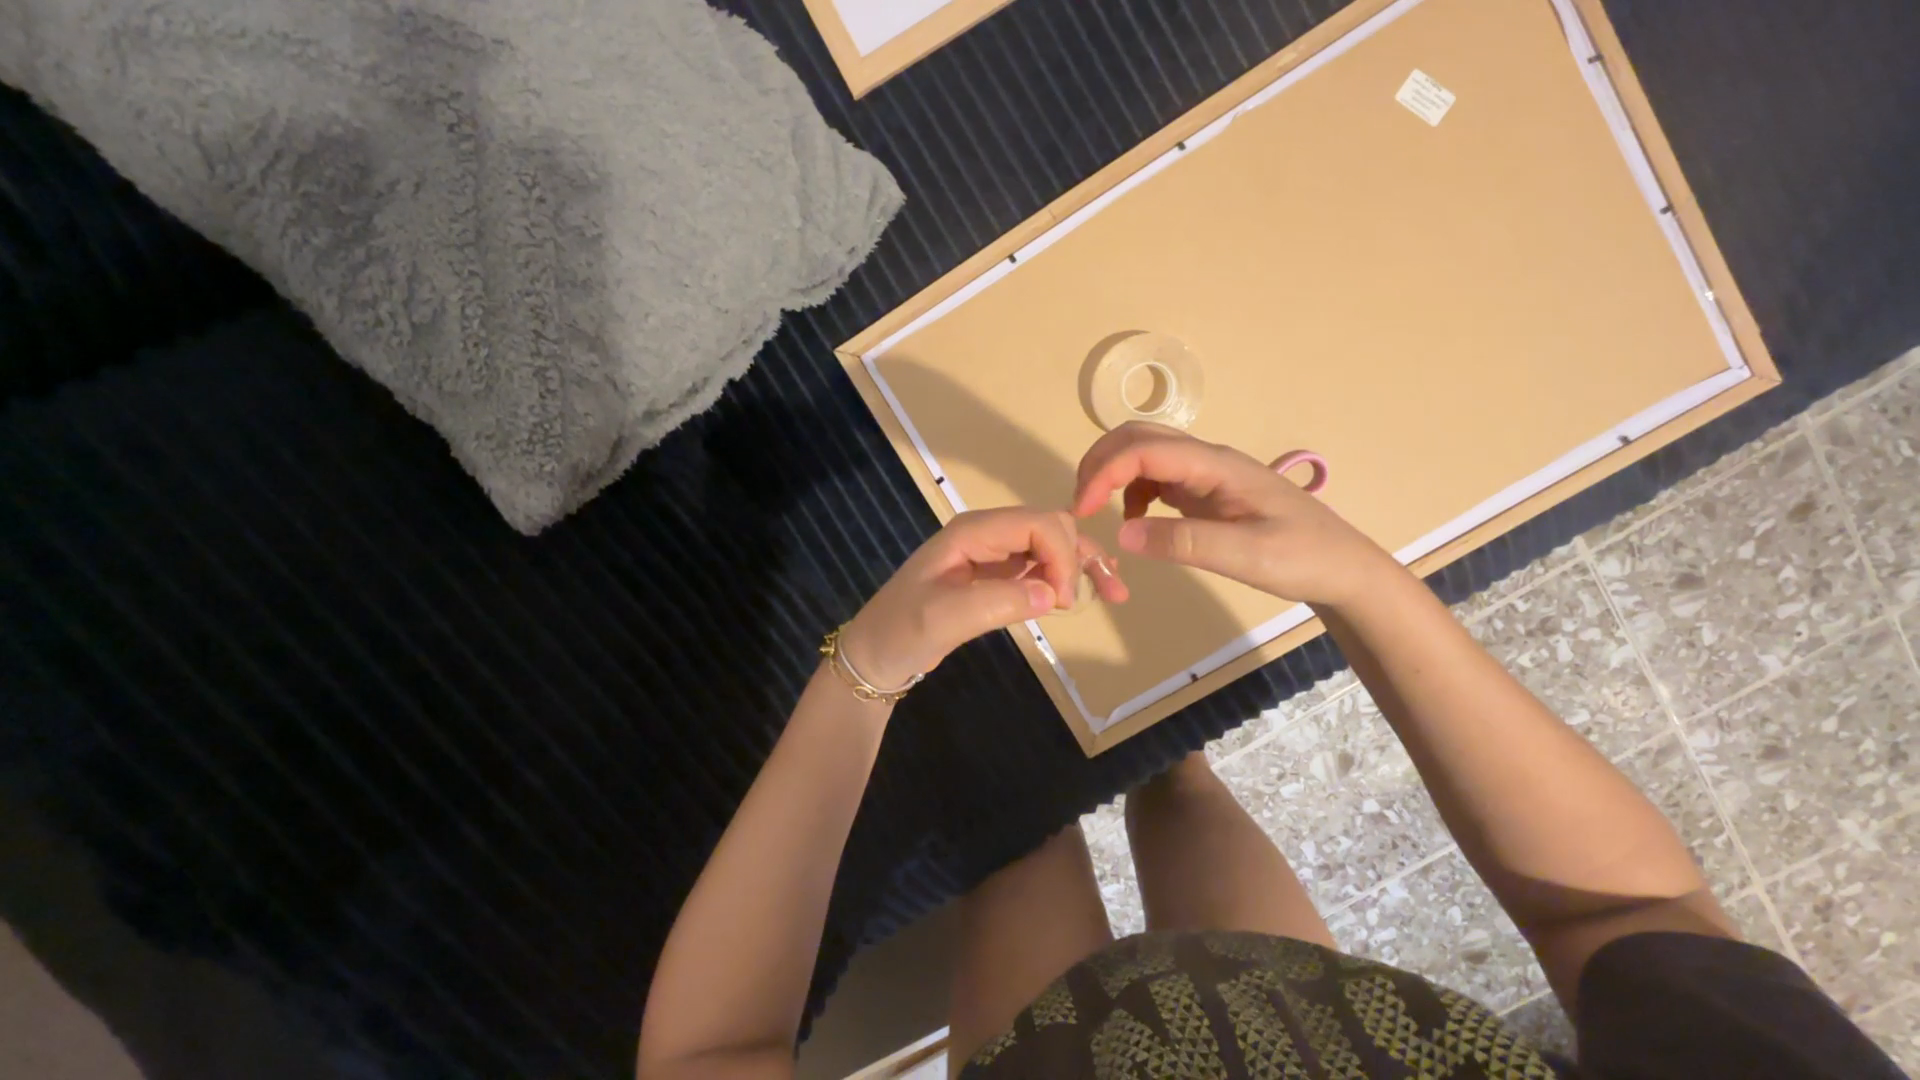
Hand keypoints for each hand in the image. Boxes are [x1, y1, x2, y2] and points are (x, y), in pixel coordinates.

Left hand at [839, 508, 1128, 688]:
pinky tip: (1086, 594)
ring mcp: (993, 554)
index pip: (1037, 524)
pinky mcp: (997, 576)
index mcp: (972, 531)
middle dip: (1076, 556)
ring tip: (1115, 591)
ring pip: (1050, 545)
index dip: (1061, 556)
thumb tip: (1054, 594)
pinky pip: (1040, 567)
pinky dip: (1066, 577)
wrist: (877, 654)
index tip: (1064, 601)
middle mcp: (987, 534)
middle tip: (1088, 601)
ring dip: (1081, 564)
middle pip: (1050, 527)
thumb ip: (998, 602)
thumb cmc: (902, 631)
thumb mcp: (943, 618)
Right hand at [1071, 421, 1395, 606]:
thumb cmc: (1303, 558)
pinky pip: (1157, 477)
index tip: (1084, 511)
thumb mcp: (1247, 556)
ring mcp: (1206, 475)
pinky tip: (1135, 521)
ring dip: (1112, 473)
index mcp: (1217, 466)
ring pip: (1145, 453)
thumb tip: (1121, 533)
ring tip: (1097, 513)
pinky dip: (1131, 491)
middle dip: (1100, 462)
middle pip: (1139, 437)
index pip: (1146, 450)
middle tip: (1080, 505)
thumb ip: (1186, 543)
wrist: (1342, 568)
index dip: (1106, 472)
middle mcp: (1207, 461)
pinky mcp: (1205, 493)